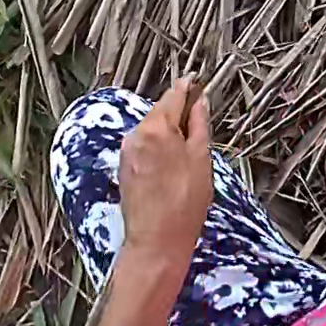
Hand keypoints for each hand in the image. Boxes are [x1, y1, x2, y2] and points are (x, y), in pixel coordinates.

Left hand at [119, 77, 213, 268]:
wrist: (156, 242)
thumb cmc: (183, 203)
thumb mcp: (201, 157)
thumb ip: (199, 125)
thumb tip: (199, 103)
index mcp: (157, 127)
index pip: (174, 94)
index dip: (188, 88)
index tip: (196, 83)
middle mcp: (136, 134)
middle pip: (161, 111)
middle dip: (179, 116)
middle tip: (199, 130)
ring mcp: (127, 151)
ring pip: (152, 129)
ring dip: (169, 133)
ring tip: (187, 157)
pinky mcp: (124, 167)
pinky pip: (144, 146)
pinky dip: (158, 148)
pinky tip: (172, 168)